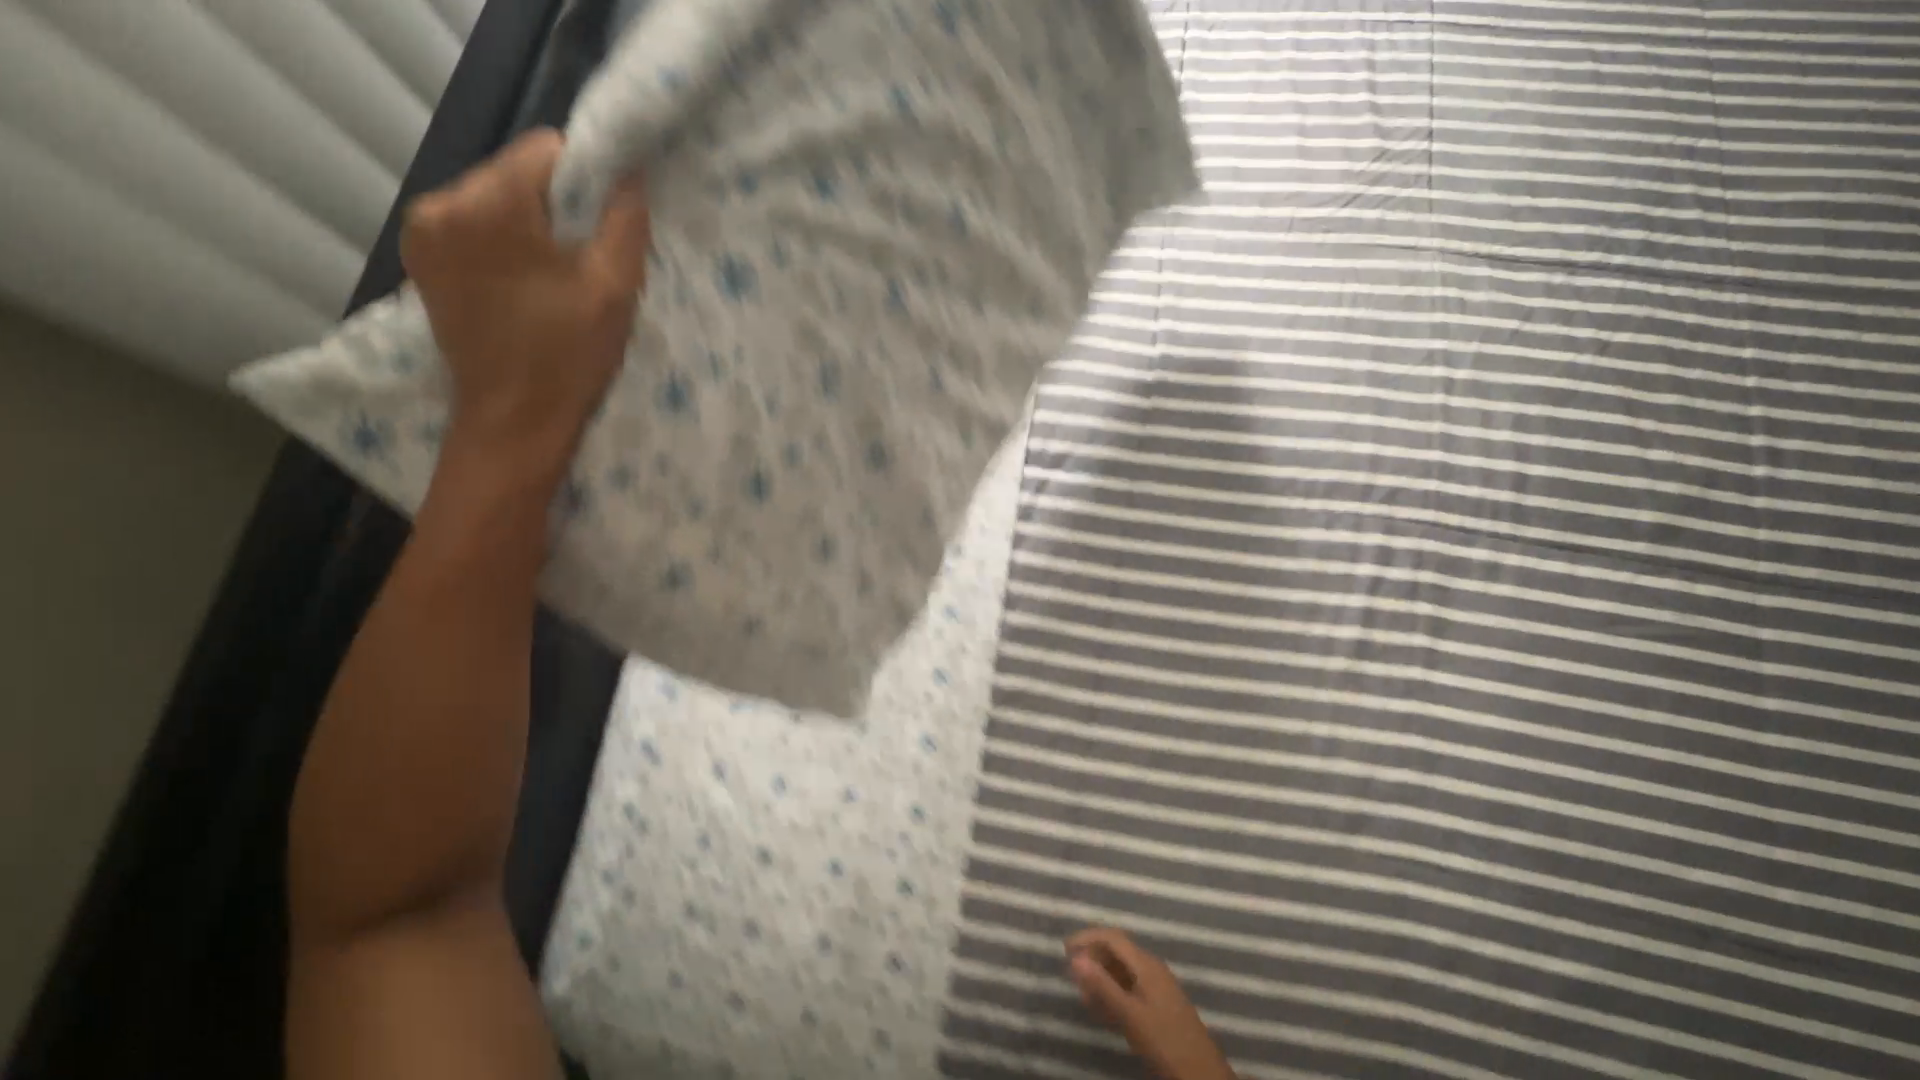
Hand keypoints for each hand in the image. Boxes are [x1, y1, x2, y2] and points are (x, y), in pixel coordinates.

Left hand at [401, 128, 650, 477]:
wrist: (512, 424)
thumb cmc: (568, 358)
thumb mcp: (615, 287)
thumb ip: (625, 218)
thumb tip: (628, 169)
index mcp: (488, 205)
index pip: (547, 148)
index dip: (587, 178)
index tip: (603, 226)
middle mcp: (441, 204)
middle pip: (517, 170)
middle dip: (555, 202)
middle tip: (581, 258)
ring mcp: (423, 232)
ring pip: (494, 196)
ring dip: (528, 222)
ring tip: (551, 276)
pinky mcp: (420, 258)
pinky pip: (472, 224)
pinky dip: (501, 241)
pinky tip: (522, 283)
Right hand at [1067, 928, 1235, 1079]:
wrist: (1201, 1072)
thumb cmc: (1164, 1040)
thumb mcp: (1129, 1014)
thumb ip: (1102, 985)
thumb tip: (1075, 957)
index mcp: (1146, 965)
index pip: (1113, 937)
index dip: (1087, 937)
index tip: (1064, 950)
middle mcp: (1151, 969)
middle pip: (1117, 951)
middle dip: (1093, 959)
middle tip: (1072, 978)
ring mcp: (1156, 986)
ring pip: (1122, 970)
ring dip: (1101, 978)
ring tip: (1085, 996)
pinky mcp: (1157, 1003)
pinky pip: (1129, 987)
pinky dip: (1112, 992)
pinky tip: (1102, 1009)